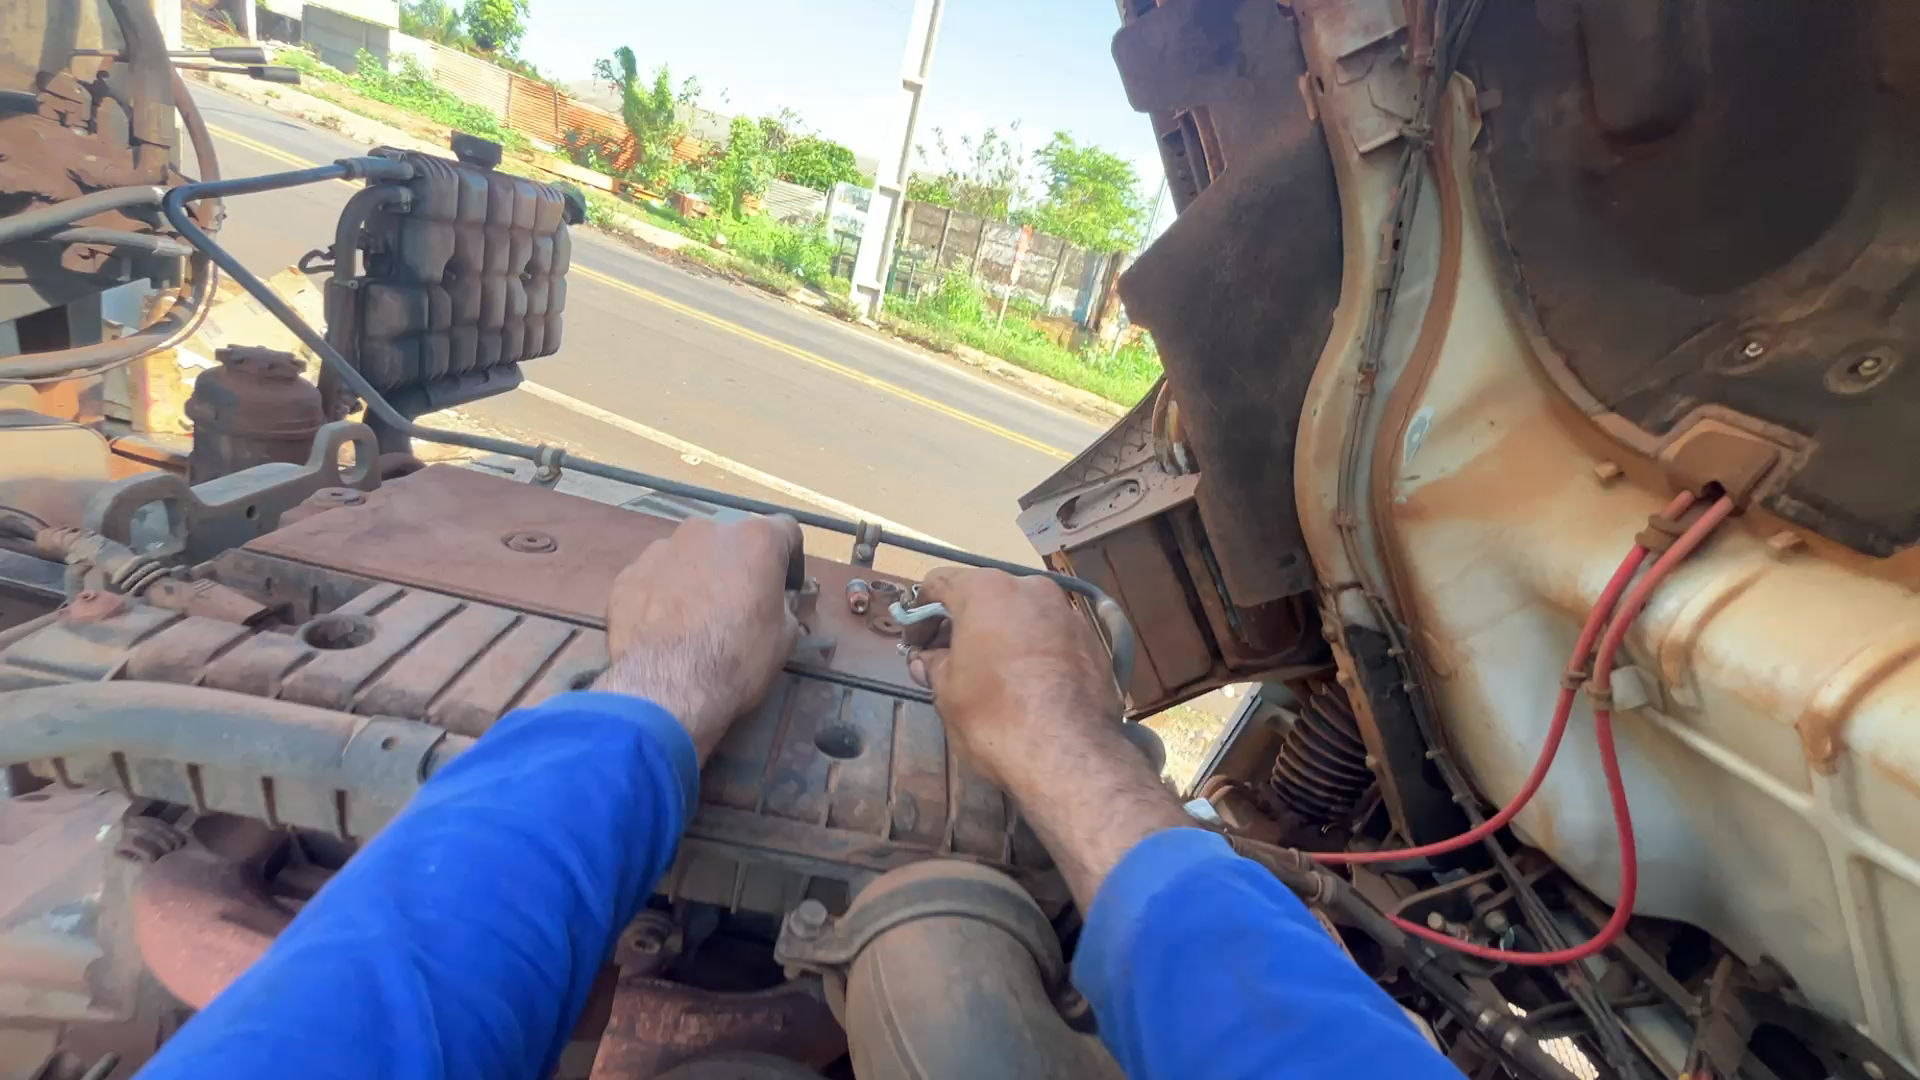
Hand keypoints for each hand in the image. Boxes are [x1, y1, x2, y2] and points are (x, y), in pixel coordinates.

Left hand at [595, 514, 801, 759]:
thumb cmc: (739, 657)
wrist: (666, 687)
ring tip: (697, 619)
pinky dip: (665, 594)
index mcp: (755, 538)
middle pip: (733, 540)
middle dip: (739, 565)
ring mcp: (662, 548)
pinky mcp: (628, 574)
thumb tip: (772, 603)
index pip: (786, 530)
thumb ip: (781, 604)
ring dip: (700, 577)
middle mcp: (708, 530)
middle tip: (740, 604)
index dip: (790, 559)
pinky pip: (657, 577)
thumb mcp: (786, 635)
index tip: (785, 588)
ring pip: (691, 555)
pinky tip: (666, 629)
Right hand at [907, 568, 1124, 790]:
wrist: (1068, 752)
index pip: (940, 583)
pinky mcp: (1092, 639)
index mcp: (986, 590)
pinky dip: (1032, 649)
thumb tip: (928, 661)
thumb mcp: (947, 692)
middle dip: (962, 624)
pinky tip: (1025, 684)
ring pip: (1021, 614)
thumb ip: (934, 666)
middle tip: (946, 659)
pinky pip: (1050, 635)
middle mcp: (1029, 588)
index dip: (921, 613)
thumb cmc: (994, 715)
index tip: (916, 643)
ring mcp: (1066, 611)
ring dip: (999, 635)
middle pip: (985, 596)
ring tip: (987, 673)